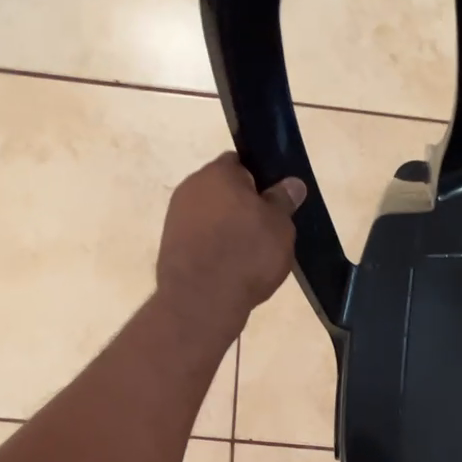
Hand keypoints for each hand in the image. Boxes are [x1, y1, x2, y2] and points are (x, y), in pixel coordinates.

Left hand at [154, 152, 305, 327]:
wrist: (202, 298)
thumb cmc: (247, 254)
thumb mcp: (280, 226)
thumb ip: (284, 200)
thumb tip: (291, 183)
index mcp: (219, 172)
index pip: (241, 163)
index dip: (260, 181)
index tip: (274, 204)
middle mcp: (191, 186)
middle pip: (223, 189)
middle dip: (242, 206)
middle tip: (265, 231)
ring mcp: (176, 215)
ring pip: (211, 214)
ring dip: (227, 228)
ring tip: (248, 255)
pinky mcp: (170, 243)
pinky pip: (200, 237)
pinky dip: (214, 247)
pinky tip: (229, 267)